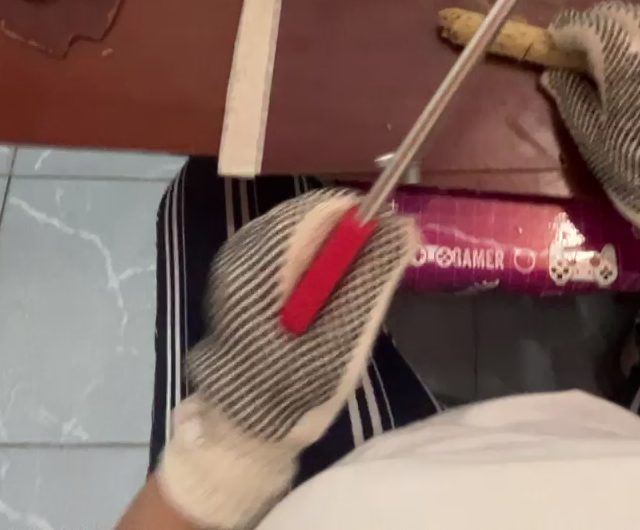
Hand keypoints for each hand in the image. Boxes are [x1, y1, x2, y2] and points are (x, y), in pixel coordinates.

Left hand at [157, 189, 415, 528]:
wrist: (240, 429)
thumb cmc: (294, 386)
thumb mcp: (343, 335)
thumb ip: (373, 276)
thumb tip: (405, 226)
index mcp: (263, 261)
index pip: (319, 210)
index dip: (360, 216)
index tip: (389, 235)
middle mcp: (243, 251)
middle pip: (307, 217)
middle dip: (345, 233)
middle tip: (374, 265)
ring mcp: (235, 263)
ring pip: (296, 233)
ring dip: (328, 249)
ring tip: (348, 288)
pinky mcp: (236, 278)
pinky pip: (282, 251)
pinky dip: (309, 262)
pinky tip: (320, 296)